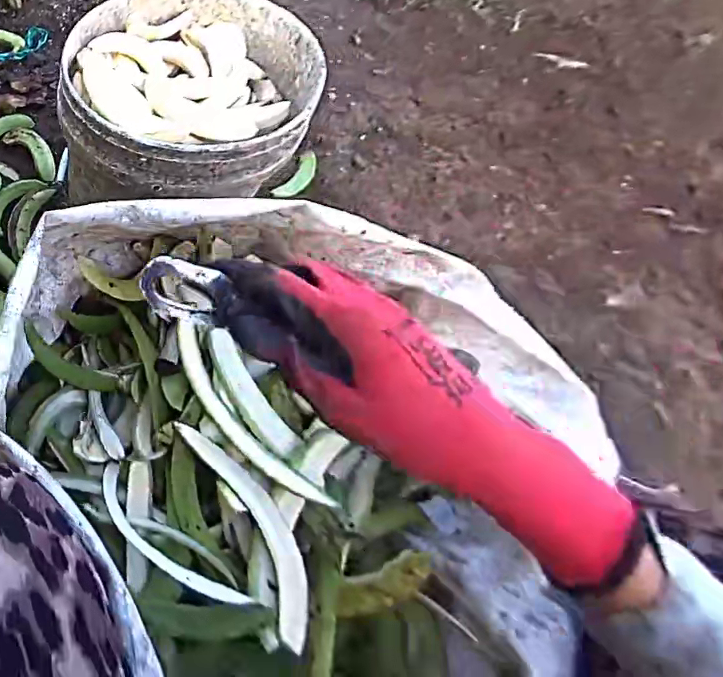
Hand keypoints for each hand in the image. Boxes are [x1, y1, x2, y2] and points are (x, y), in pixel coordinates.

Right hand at [213, 259, 644, 593]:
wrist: (496, 453)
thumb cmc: (416, 434)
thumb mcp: (344, 411)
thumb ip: (302, 373)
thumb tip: (271, 344)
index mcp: (352, 320)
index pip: (290, 283)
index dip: (253, 276)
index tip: (225, 274)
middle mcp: (373, 306)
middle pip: (315, 269)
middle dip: (278, 272)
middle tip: (250, 290)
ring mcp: (396, 314)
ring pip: (340, 279)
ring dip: (307, 281)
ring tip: (280, 303)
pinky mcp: (410, 327)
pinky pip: (359, 295)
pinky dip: (331, 294)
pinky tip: (323, 322)